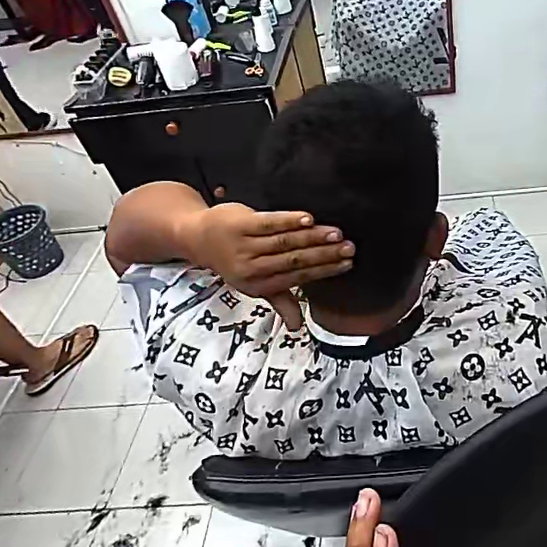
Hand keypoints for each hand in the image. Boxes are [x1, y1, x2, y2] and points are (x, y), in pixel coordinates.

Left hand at [174, 203, 352, 328]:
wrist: (197, 237)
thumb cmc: (233, 259)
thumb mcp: (254, 283)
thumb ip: (280, 299)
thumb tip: (299, 327)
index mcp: (258, 285)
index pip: (298, 277)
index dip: (325, 270)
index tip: (347, 263)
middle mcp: (251, 268)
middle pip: (295, 260)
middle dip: (326, 254)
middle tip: (349, 248)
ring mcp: (244, 245)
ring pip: (285, 242)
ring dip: (314, 237)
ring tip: (336, 233)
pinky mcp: (240, 224)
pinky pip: (269, 223)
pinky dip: (290, 221)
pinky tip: (309, 219)